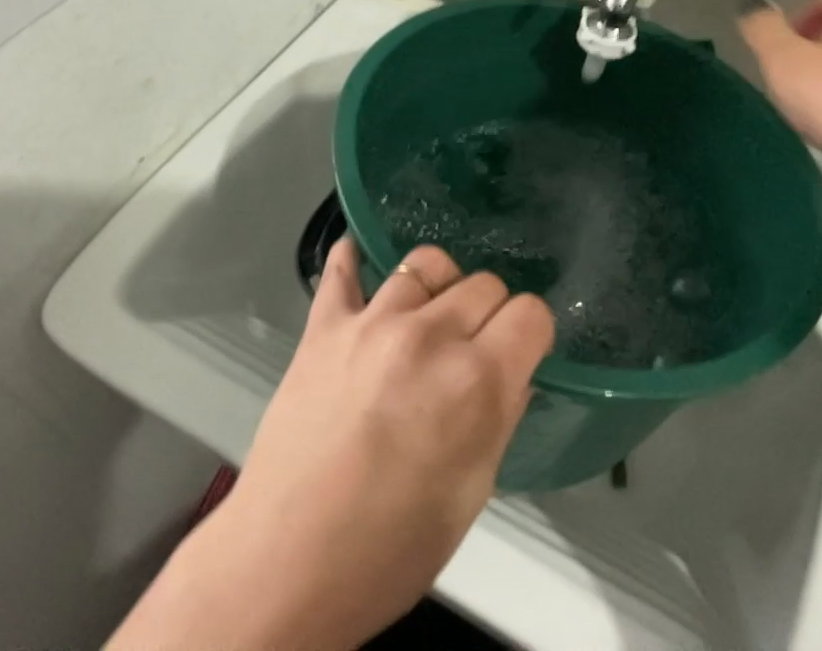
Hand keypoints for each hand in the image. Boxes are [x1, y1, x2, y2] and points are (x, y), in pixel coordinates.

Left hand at [110, 240, 553, 650]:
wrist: (289, 560)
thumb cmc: (393, 545)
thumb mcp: (473, 489)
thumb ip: (501, 417)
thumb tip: (515, 375)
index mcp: (476, 380)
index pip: (531, 314)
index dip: (532, 334)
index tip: (522, 353)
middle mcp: (428, 337)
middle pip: (484, 283)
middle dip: (492, 314)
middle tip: (475, 350)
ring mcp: (369, 324)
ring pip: (425, 264)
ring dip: (440, 289)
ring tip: (431, 321)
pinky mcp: (321, 329)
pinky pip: (341, 270)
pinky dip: (356, 260)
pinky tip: (364, 263)